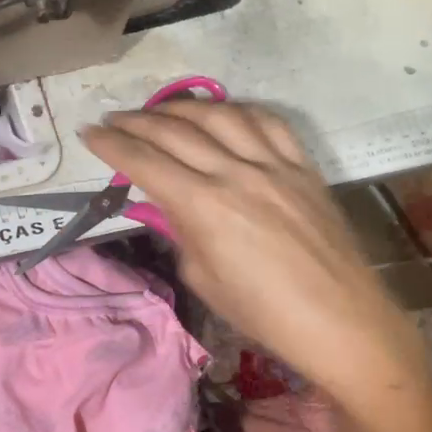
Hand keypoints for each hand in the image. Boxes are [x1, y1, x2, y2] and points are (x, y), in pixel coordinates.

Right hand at [80, 101, 431, 409]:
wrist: (342, 324)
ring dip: (180, 107)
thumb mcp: (201, 276)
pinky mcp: (304, 168)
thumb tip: (166, 203)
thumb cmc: (262, 313)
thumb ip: (180, 229)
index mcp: (204, 206)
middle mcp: (235, 174)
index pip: (144, 161)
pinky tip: (221, 114)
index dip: (110, 144)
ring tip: (159, 111)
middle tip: (111, 120)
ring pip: (219, 115)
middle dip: (134, 121)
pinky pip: (268, 123)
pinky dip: (237, 111)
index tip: (88, 133)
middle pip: (174, 131)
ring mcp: (274, 166)